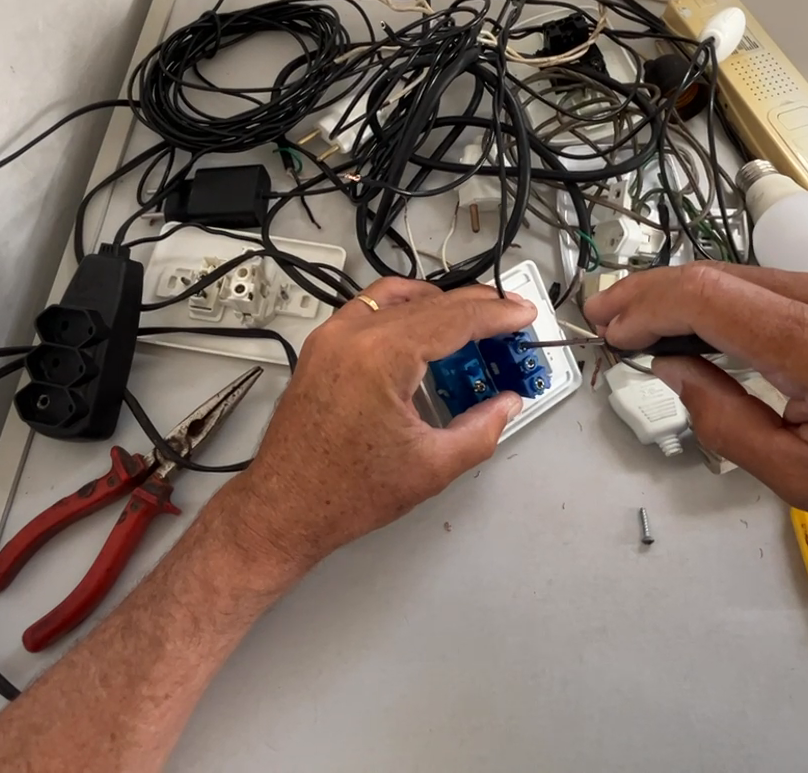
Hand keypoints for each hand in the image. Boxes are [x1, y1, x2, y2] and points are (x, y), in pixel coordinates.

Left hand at [219, 278, 535, 571]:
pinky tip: (425, 321)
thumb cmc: (346, 493)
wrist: (283, 509)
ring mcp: (333, 336)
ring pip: (401, 299)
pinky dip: (404, 307)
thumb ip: (481, 429)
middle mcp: (353, 335)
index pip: (453, 319)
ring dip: (442, 304)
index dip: (496, 314)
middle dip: (477, 308)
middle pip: (431, 304)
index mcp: (381, 357)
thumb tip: (508, 403)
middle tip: (510, 318)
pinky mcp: (323, 345)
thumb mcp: (431, 467)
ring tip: (476, 320)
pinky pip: (371, 307)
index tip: (523, 314)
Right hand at [583, 262, 807, 562]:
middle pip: (716, 274)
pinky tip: (700, 326)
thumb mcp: (805, 478)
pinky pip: (770, 286)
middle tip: (606, 319)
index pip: (707, 297)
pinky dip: (722, 301)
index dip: (644, 305)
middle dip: (651, 293)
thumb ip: (724, 420)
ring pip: (740, 275)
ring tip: (640, 325)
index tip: (607, 327)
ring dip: (684, 296)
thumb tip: (673, 370)